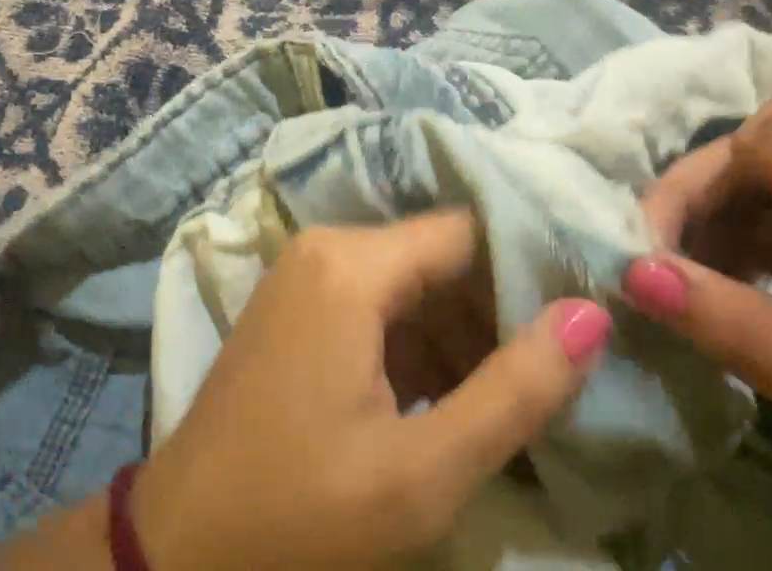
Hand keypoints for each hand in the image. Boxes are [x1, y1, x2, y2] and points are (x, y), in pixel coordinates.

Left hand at [130, 211, 610, 570]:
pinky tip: (456, 404)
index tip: (587, 315)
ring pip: (416, 286)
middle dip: (501, 311)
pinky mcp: (298, 313)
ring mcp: (306, 279)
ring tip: (518, 397)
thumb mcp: (423, 471)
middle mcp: (327, 249)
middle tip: (559, 370)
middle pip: (443, 257)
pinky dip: (423, 349)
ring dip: (466, 338)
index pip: (471, 232)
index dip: (533, 269)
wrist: (179, 553)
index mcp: (352, 265)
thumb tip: (591, 314)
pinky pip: (380, 310)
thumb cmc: (301, 516)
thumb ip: (515, 389)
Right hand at [623, 72, 771, 570]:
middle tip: (646, 250)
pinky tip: (687, 294)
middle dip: (704, 186)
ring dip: (696, 221)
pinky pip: (755, 235)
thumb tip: (635, 277)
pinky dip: (711, 256)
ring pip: (749, 188)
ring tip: (652, 275)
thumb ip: (760, 339)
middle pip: (769, 144)